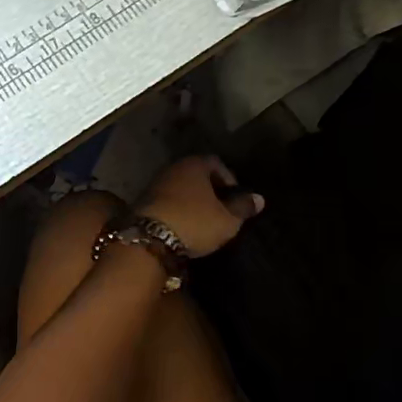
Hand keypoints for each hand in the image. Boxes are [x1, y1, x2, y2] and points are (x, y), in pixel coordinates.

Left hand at [135, 156, 264, 256]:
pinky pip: (167, 200)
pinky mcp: (143, 201)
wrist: (148, 239)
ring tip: (203, 220)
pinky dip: (177, 209)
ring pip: (180, 187)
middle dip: (209, 190)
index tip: (235, 198)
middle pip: (196, 174)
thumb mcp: (226, 220)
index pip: (217, 163)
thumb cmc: (195, 222)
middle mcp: (174, 167)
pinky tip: (183, 226)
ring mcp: (155, 183)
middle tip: (220, 209)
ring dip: (191, 200)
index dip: (229, 179)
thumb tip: (259, 198)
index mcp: (195, 164)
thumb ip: (243, 207)